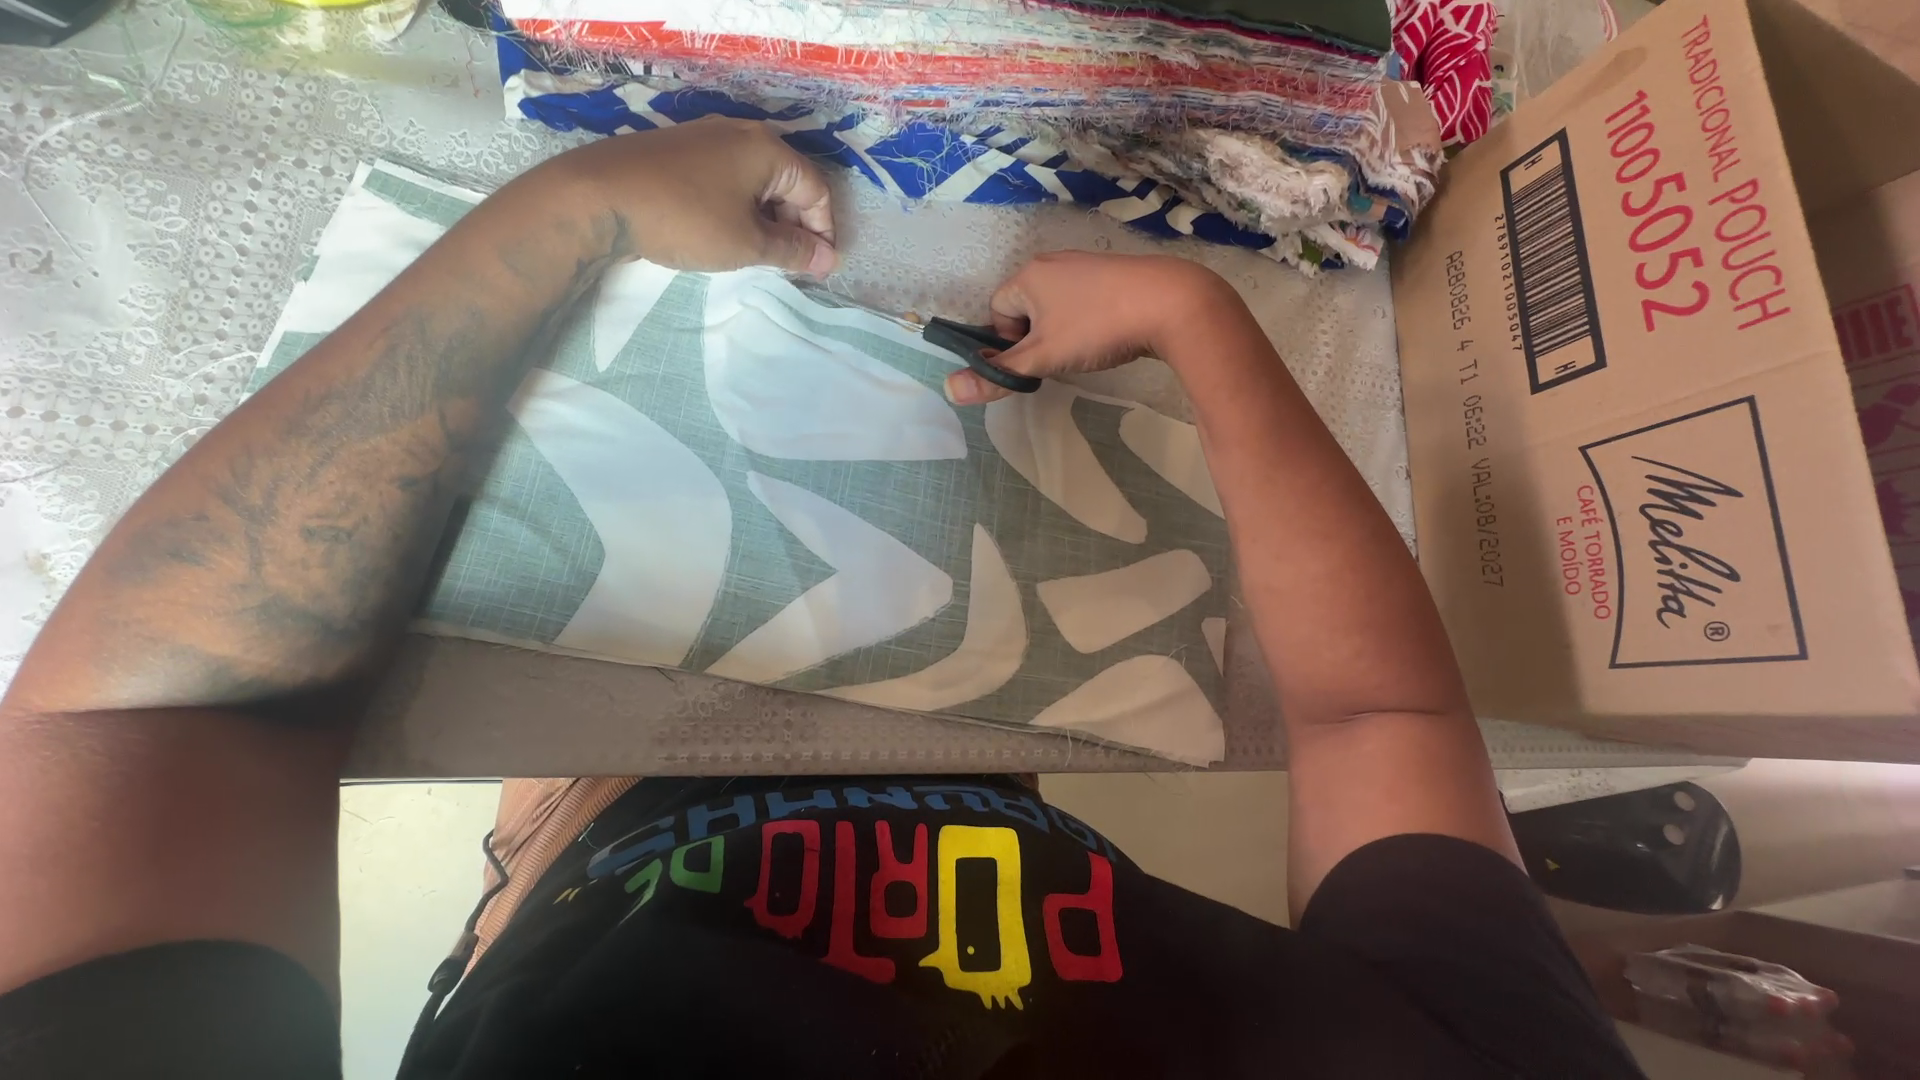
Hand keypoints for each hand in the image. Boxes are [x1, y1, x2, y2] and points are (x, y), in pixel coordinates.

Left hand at [536, 118, 837, 277]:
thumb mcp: (748, 244)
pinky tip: (728, 235)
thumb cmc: (686, 220)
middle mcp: (741, 134)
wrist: (599, 197)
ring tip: (759, 256)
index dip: (823, 233)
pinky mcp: (682, 152)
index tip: (817, 269)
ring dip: (768, 221)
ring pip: (758, 184)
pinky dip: (741, 209)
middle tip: (789, 266)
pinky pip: (730, 180)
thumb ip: (793, 252)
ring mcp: (708, 139)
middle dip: (796, 227)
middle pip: (789, 184)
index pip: (816, 191)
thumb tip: (827, 260)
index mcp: (767, 149)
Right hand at [943, 252, 1233, 404]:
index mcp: (1028, 276)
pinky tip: (1107, 335)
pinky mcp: (1112, 274)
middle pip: (1024, 307)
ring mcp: (1084, 265)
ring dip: (1060, 331)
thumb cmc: (1096, 328)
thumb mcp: (1042, 357)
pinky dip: (1086, 321)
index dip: (1007, 342)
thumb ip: (997, 375)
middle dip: (1034, 337)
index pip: (996, 310)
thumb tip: (949, 389)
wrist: (1171, 303)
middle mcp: (1052, 262)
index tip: (1032, 359)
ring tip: (1085, 349)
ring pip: (1054, 306)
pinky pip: (1082, 301)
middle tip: (1058, 358)